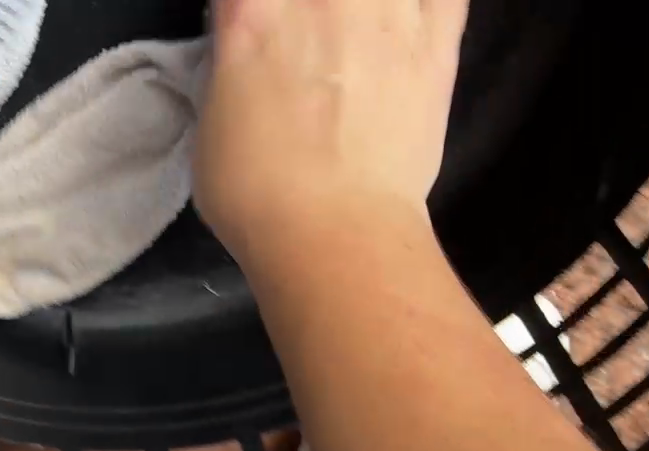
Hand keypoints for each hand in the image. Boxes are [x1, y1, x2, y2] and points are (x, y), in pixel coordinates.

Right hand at [193, 0, 469, 270]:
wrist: (332, 230)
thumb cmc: (250, 194)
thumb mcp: (209, 130)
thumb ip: (230, 72)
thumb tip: (243, 47)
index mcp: (252, 22)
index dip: (237, 12)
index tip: (234, 26)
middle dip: (294, 13)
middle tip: (291, 39)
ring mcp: (390, 9)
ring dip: (348, 12)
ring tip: (339, 36)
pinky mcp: (439, 32)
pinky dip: (412, 6)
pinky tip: (393, 22)